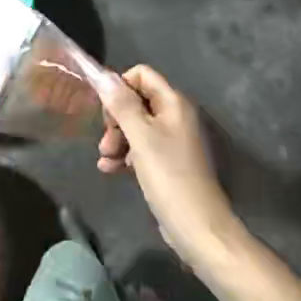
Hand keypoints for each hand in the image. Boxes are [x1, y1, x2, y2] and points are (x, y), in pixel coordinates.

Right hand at [93, 66, 239, 264]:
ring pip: (137, 127)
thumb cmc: (168, 175)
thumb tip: (104, 75)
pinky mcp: (168, 163)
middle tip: (106, 140)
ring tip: (105, 159)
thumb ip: (121, 105)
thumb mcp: (140, 136)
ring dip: (117, 139)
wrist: (196, 225)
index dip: (120, 87)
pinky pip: (142, 148)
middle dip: (116, 119)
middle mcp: (175, 116)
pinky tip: (109, 169)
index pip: (142, 75)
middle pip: (137, 101)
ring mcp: (172, 141)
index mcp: (174, 103)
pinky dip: (125, 155)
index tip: (106, 110)